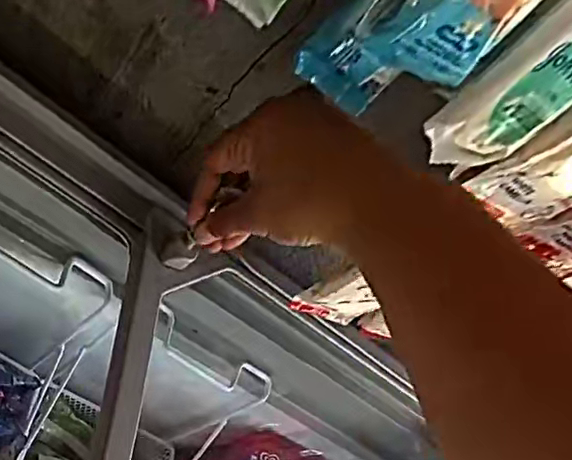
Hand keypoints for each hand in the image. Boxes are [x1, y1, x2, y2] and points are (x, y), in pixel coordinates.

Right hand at [188, 90, 410, 253]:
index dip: (201, 198)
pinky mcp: (331, 139)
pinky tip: (265, 216)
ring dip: (247, 200)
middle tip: (217, 231)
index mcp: (261, 123)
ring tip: (240, 232)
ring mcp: (312, 123)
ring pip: (264, 164)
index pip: (214, 161)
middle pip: (239, 161)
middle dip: (224, 202)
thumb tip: (208, 228)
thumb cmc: (319, 198)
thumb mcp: (254, 215)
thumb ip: (221, 222)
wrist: (373, 203)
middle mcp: (287, 114)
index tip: (199, 221)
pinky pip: (289, 162)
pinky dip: (273, 189)